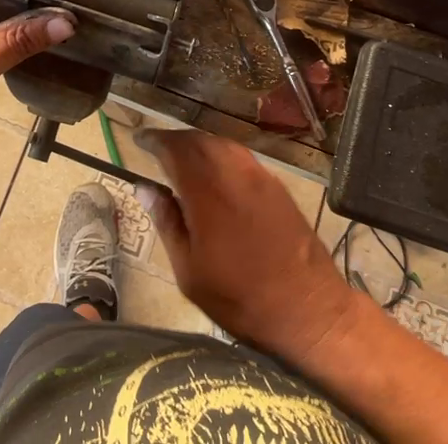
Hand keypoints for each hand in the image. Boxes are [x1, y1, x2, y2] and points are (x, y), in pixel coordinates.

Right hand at [134, 130, 365, 357]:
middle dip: (175, 140)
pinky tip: (215, 172)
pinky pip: (242, 157)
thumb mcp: (190, 271)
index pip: (176, 150)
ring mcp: (261, 178)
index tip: (139, 139)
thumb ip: (167, 223)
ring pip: (223, 144)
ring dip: (199, 144)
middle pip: (200, 141)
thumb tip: (145, 188)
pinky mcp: (278, 187)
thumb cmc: (240, 299)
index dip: (155, 140)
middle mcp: (235, 175)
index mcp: (208, 194)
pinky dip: (221, 154)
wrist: (308, 309)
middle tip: (157, 148)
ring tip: (183, 158)